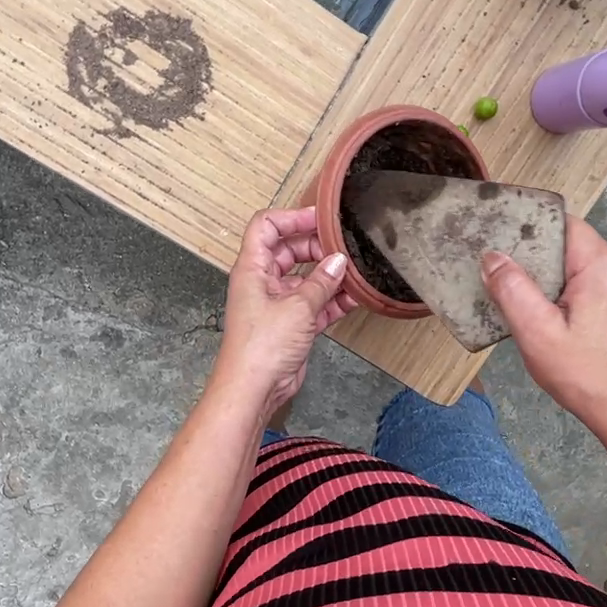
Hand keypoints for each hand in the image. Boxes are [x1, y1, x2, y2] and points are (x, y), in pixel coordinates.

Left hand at [211, 208, 355, 417]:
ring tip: (353, 272)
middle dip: (316, 247)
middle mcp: (263, 283)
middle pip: (290, 251)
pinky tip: (352, 298)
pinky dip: (332, 300)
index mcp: (252, 269)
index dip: (291, 218)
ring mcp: (277, 304)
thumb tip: (338, 262)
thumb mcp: (298, 307)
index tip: (319, 219)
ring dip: (328, 276)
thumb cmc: (260, 348)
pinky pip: (314, 304)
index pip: (266, 227)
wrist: (254, 388)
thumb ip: (321, 282)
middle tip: (342, 247)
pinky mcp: (291, 325)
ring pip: (305, 279)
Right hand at [481, 217, 606, 434]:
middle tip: (509, 284)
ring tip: (532, 306)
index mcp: (601, 265)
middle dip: (539, 260)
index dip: (531, 230)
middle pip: (572, 244)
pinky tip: (559, 319)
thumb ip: (512, 291)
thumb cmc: (588, 377)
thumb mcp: (537, 335)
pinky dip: (575, 292)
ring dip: (556, 279)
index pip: (562, 224)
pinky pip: (598, 282)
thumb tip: (493, 258)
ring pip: (584, 264)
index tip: (503, 246)